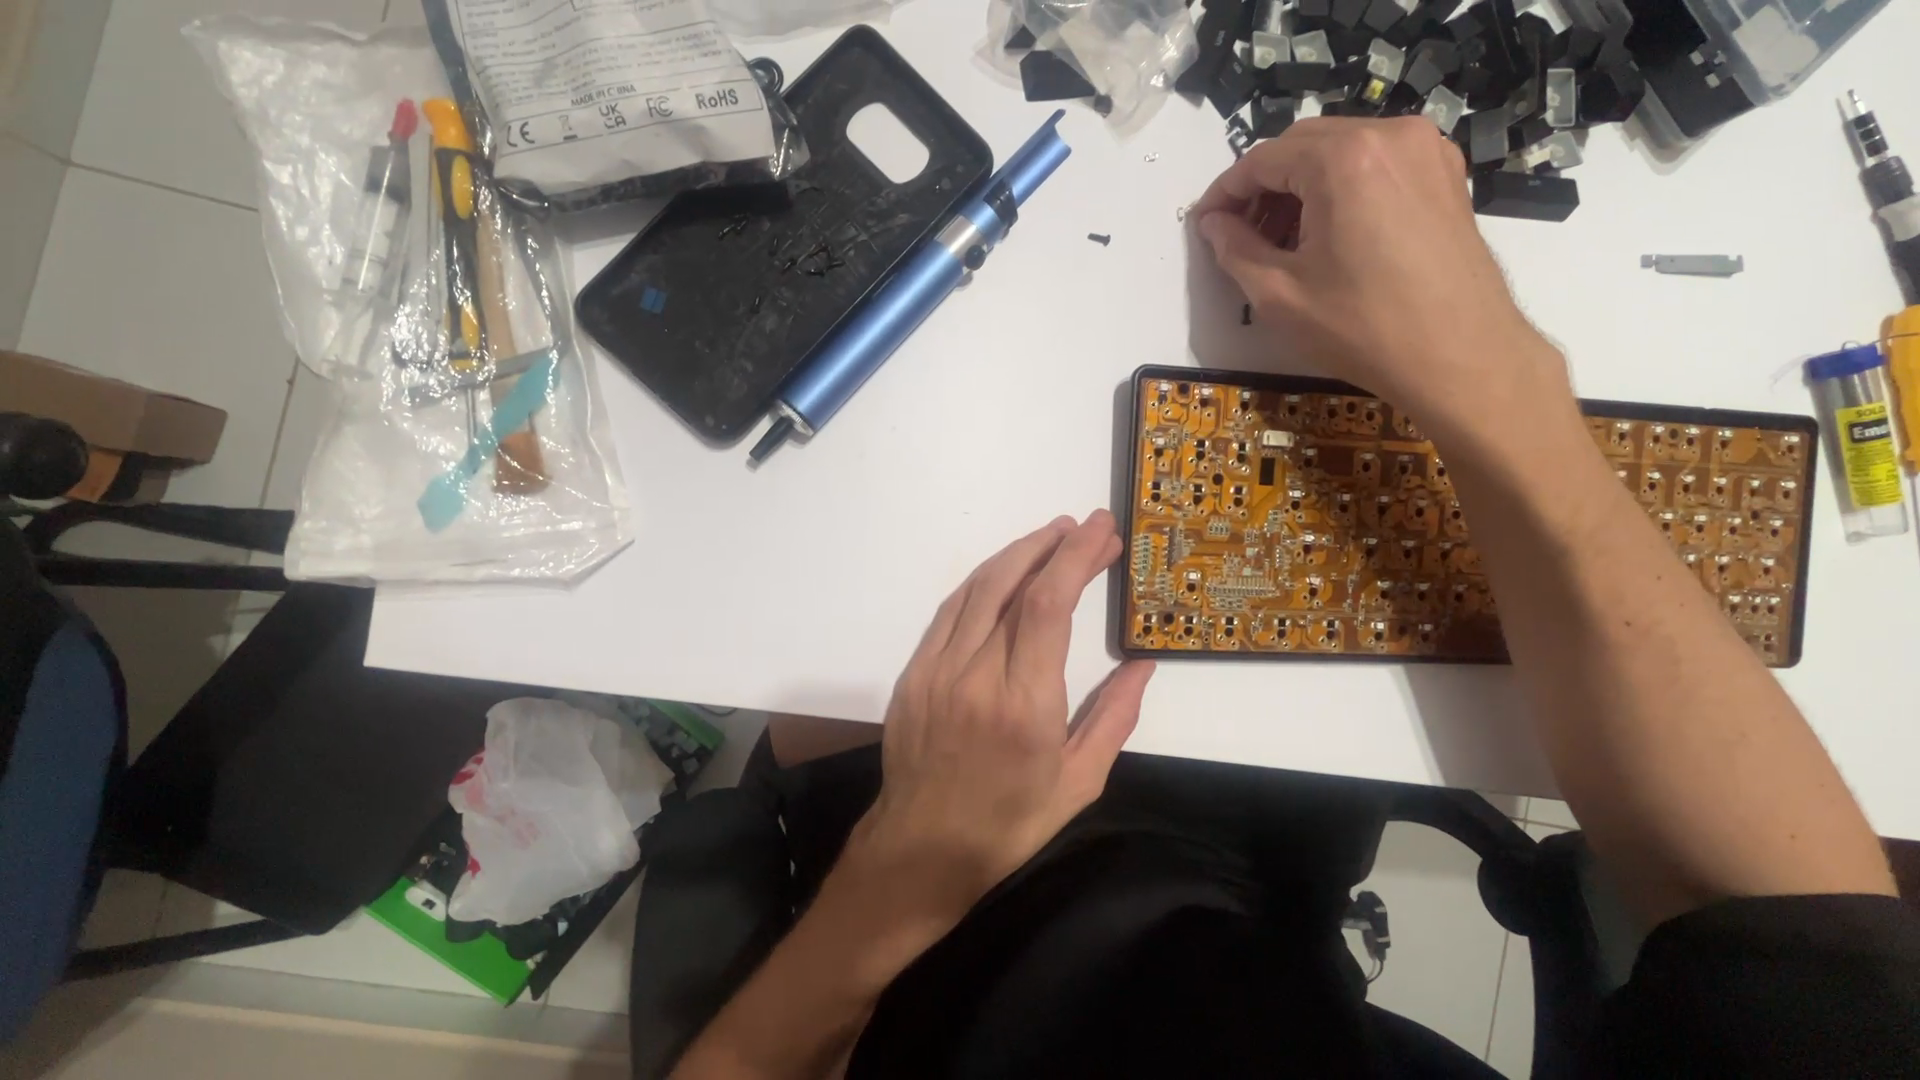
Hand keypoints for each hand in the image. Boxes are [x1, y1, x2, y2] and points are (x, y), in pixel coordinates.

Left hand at [846, 511, 1155, 919]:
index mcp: (1025, 706)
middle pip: (1014, 585)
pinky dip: (982, 582)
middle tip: (1086, 528)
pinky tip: (1006, 573)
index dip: (1076, 558)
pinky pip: (949, 611)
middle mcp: (976, 677)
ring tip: (1052, 536)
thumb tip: (1143, 664)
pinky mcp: (913, 674)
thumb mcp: (1079, 782)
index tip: (1102, 533)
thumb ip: (1115, 718)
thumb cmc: (1009, 823)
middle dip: (1054, 545)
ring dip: (1017, 554)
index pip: (1049, 606)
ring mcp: (936, 671)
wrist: (922, 847)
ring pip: (978, 589)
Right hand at [1193, 117, 1568, 451]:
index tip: (1205, 223)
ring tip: (1283, 240)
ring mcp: (1425, 150)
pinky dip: (1342, 187)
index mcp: (1342, 159)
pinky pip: (1376, 163)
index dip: (1225, 191)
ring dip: (1302, 186)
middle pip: (1302, 145)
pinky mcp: (1446, 174)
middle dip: (1264, 185)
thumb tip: (1214, 223)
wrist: (1461, 355)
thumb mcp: (1279, 294)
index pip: (1262, 159)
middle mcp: (1388, 135)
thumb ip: (1236, 249)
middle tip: (1240, 234)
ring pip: (1340, 151)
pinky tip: (1330, 233)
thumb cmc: (1362, 328)